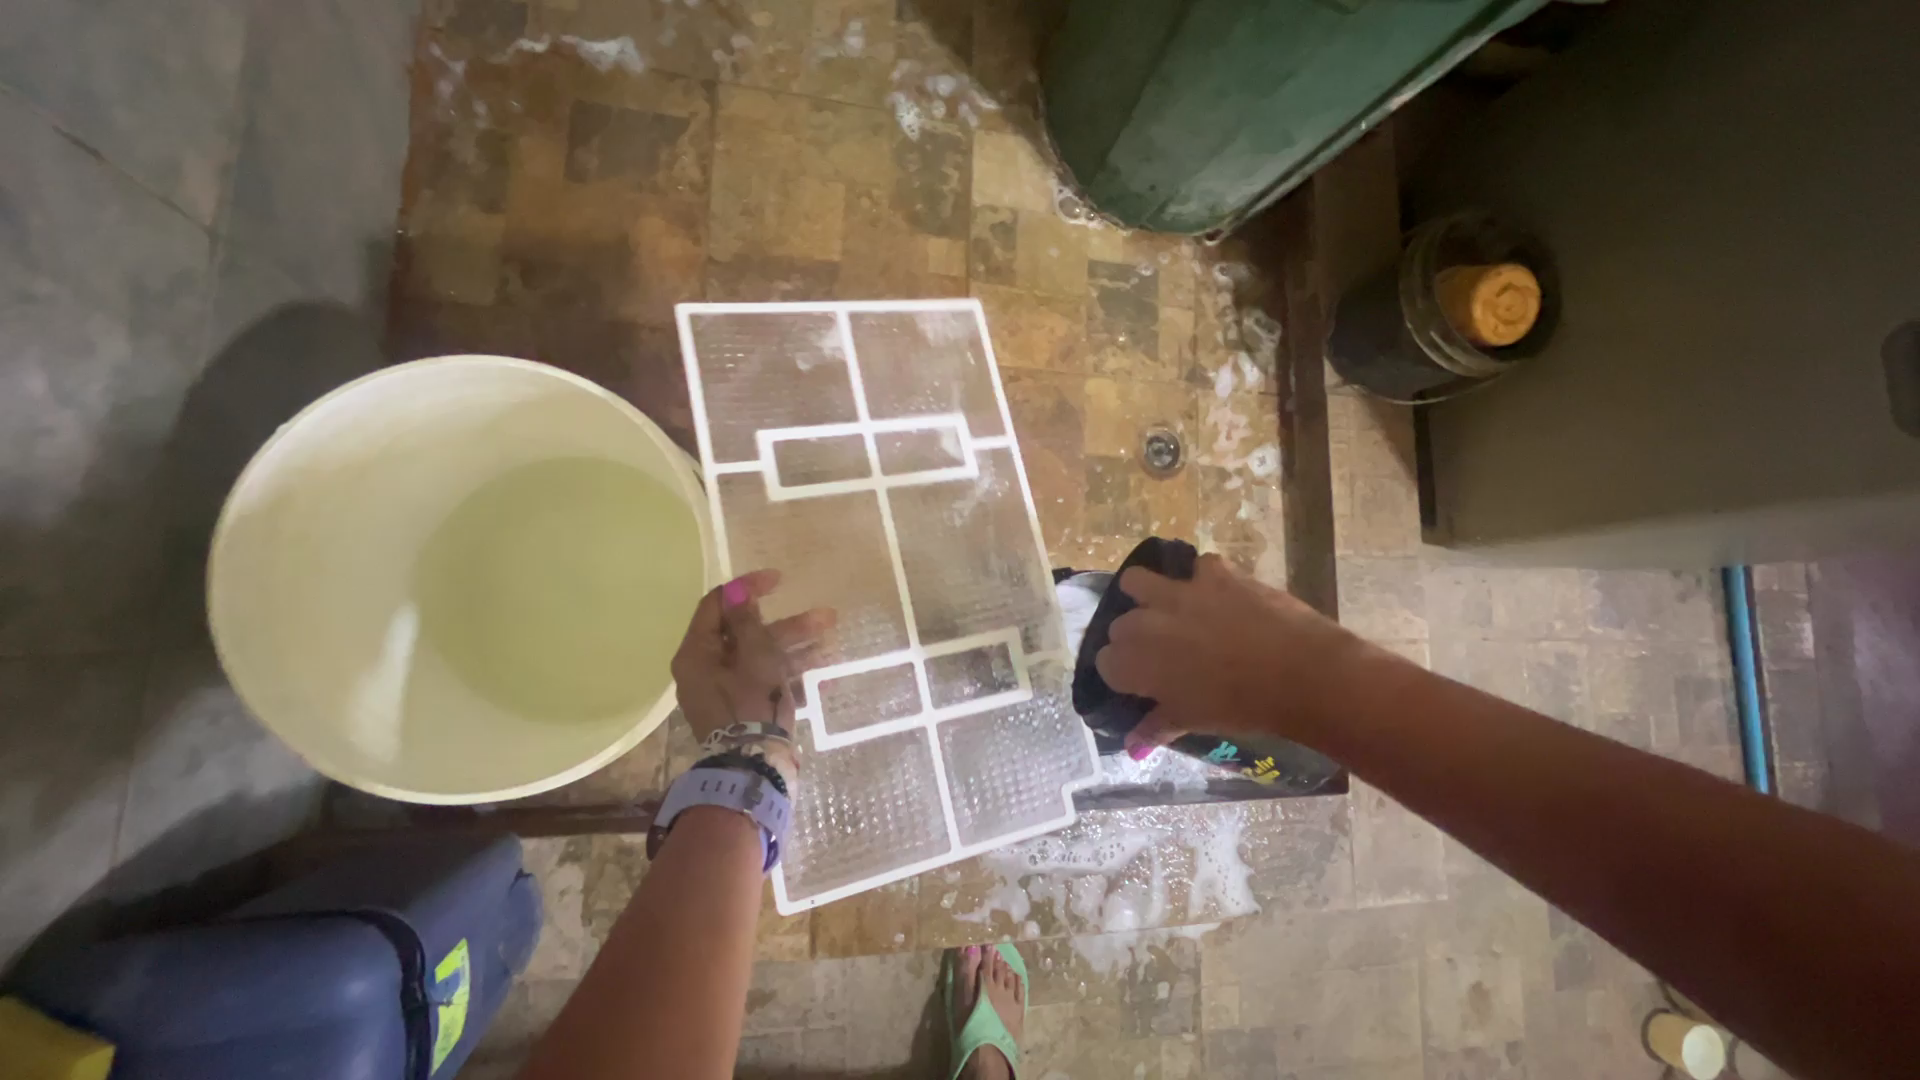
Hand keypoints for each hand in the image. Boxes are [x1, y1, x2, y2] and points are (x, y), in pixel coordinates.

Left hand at [671, 570, 835, 782]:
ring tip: (832, 643)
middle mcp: (704, 670)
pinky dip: (788, 676)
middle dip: (789, 626)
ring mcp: (722, 692)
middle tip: (825, 618)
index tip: (779, 580)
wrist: (753, 768)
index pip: (717, 605)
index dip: (748, 587)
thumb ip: (747, 620)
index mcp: (697, 653)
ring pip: (760, 659)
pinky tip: (822, 676)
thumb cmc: (752, 704)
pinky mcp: (739, 710)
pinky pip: (763, 682)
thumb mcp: (755, 656)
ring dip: (796, 650)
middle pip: (746, 635)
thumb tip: (736, 590)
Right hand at [1093, 553, 1363, 754]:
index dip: (1121, 672)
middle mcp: (1146, 622)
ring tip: (1169, 609)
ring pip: (1136, 580)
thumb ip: (1156, 727)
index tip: (1141, 682)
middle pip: (1120, 625)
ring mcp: (1179, 592)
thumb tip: (1132, 746)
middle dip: (1133, 637)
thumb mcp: (1193, 721)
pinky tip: (1221, 597)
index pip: (1105, 662)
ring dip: (1146, 593)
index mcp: (1136, 663)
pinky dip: (1205, 580)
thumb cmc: (1240, 707)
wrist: (1298, 672)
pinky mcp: (1214, 573)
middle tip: (1161, 653)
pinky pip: (1198, 568)